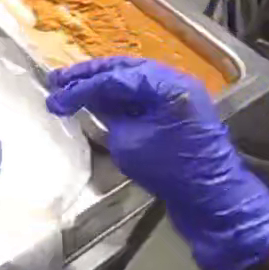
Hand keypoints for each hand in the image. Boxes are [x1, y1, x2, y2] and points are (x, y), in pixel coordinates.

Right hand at [46, 57, 268, 269]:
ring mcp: (176, 97)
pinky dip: (115, 97)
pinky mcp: (173, 114)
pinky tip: (93, 101)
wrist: (213, 200)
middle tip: (57, 80)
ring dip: (100, 83)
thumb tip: (95, 104)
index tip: (55, 99)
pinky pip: (139, 96)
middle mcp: (174, 82)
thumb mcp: (131, 145)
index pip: (115, 77)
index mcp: (167, 85)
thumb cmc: (174, 173)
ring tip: (69, 87)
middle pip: (124, 69)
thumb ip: (111, 117)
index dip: (80, 87)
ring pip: (131, 80)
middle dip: (88, 75)